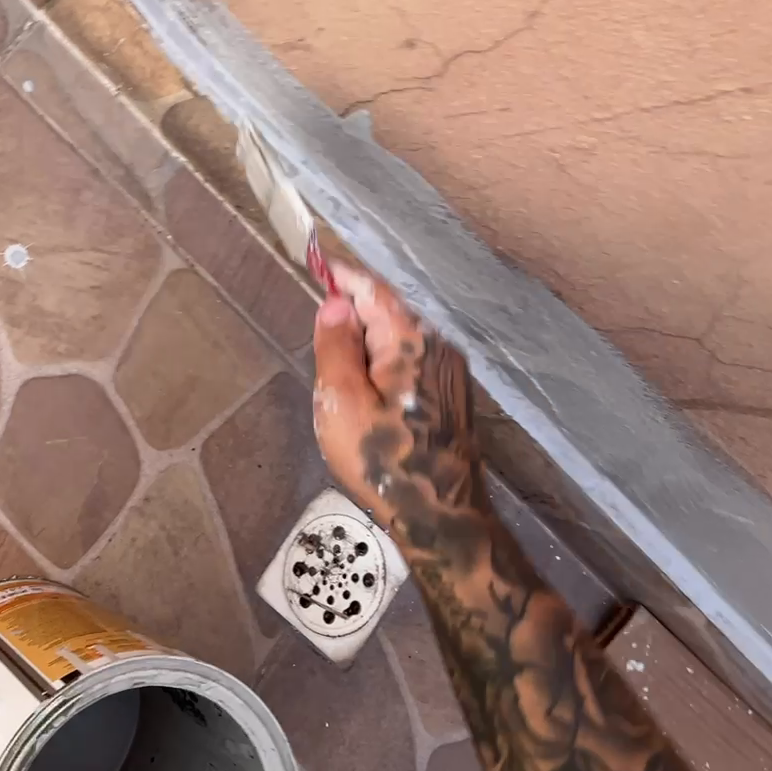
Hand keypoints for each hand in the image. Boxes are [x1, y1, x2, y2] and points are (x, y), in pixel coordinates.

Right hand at [310, 261, 482, 540]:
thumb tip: (335, 304)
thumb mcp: (340, 401)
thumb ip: (336, 348)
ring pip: (401, 336)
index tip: (319, 258)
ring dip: (369, 332)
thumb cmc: (380, 456)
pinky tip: (367, 375)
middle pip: (390, 311)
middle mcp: (437, 346)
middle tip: (321, 304)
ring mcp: (450, 371)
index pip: (373, 291)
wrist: (439, 512)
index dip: (344, 274)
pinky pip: (411, 357)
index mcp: (408, 341)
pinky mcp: (452, 394)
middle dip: (355, 303)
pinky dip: (384, 354)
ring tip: (338, 343)